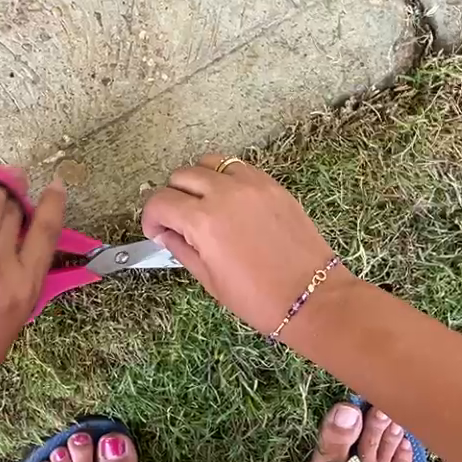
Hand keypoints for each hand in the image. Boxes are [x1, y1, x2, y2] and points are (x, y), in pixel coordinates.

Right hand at [141, 155, 336, 332]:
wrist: (311, 296)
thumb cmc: (259, 298)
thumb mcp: (210, 279)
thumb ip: (182, 248)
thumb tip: (165, 233)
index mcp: (203, 221)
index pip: (160, 201)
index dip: (150, 217)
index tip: (156, 231)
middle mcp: (225, 193)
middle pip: (181, 176)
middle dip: (172, 197)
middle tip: (177, 221)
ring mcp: (252, 185)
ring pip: (210, 163)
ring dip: (198, 180)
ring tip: (203, 205)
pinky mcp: (273, 185)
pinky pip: (239, 167)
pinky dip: (226, 177)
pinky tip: (230, 202)